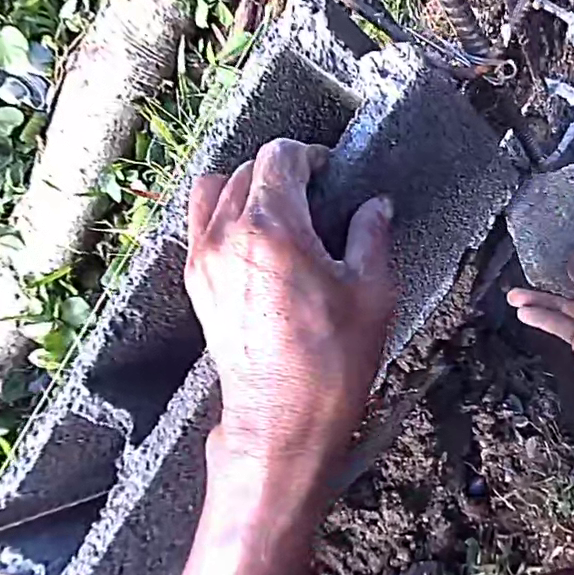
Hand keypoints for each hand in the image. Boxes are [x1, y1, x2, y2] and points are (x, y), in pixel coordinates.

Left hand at [185, 139, 396, 484]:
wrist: (284, 419)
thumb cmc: (331, 361)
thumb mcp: (372, 292)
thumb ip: (372, 235)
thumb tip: (376, 207)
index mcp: (272, 227)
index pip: (279, 156)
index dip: (310, 155)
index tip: (330, 172)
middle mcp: (227, 235)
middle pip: (245, 169)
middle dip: (282, 171)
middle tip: (315, 196)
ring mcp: (204, 260)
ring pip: (213, 191)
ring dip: (246, 189)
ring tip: (281, 214)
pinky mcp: (197, 285)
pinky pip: (201, 226)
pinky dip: (225, 217)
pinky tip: (258, 245)